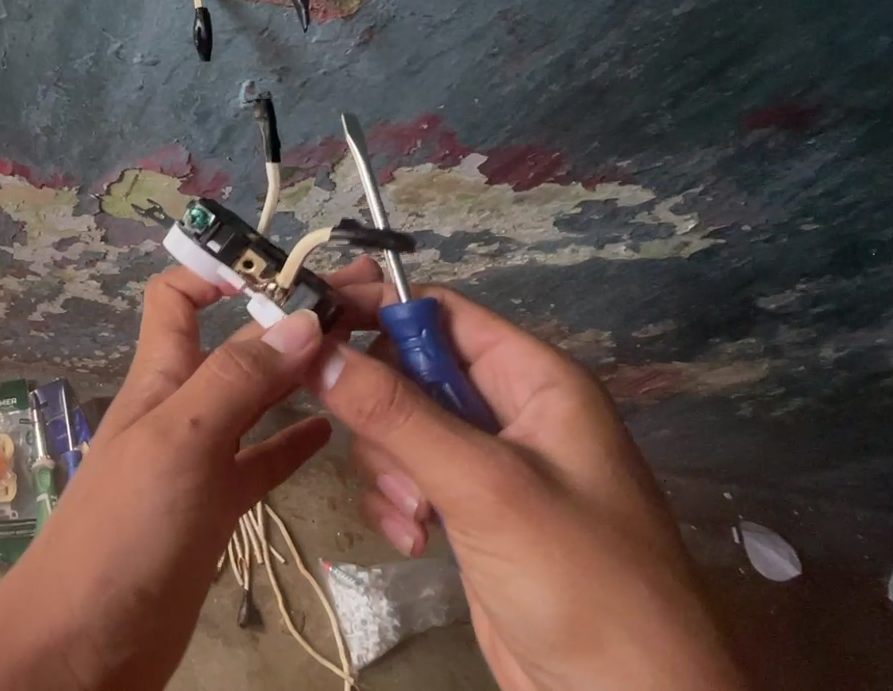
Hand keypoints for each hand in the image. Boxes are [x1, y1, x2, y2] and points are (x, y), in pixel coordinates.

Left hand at [0, 262, 379, 690]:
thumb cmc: (124, 528)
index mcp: (160, 375)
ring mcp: (200, 458)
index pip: (177, 297)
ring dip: (301, 378)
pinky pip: (261, 461)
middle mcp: (182, 405)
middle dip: (288, 321)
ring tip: (365, 361)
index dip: (218, 271)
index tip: (283, 271)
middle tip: (365, 310)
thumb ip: (235, 380)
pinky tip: (331, 431)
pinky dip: (293, 441)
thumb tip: (301, 318)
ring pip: (256, 402)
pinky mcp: (217, 507)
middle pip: (236, 346)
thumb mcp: (179, 440)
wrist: (87, 638)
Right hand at [314, 282, 746, 690]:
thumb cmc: (581, 582)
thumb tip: (314, 350)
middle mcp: (507, 410)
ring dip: (386, 467)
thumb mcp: (483, 486)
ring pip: (393, 425)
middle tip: (389, 460)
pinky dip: (393, 501)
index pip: (438, 312)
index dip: (374, 310)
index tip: (311, 328)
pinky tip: (413, 540)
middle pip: (405, 369)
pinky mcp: (464, 507)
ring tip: (415, 515)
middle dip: (381, 414)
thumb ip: (395, 413)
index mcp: (533, 380)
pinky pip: (400, 474)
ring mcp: (484, 462)